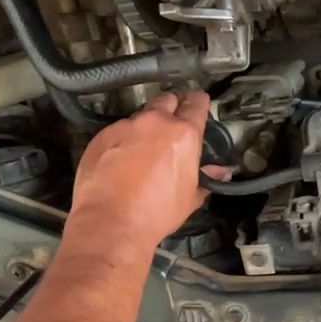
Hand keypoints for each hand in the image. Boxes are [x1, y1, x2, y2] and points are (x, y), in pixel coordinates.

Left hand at [67, 91, 226, 249]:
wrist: (111, 221)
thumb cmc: (158, 212)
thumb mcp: (190, 197)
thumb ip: (205, 178)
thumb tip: (219, 171)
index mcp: (183, 134)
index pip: (196, 104)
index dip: (199, 103)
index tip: (199, 104)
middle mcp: (155, 122)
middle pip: (166, 100)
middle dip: (172, 108)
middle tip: (172, 126)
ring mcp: (125, 126)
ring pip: (140, 116)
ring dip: (146, 127)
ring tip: (144, 149)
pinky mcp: (101, 136)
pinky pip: (118, 131)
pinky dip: (124, 140)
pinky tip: (122, 161)